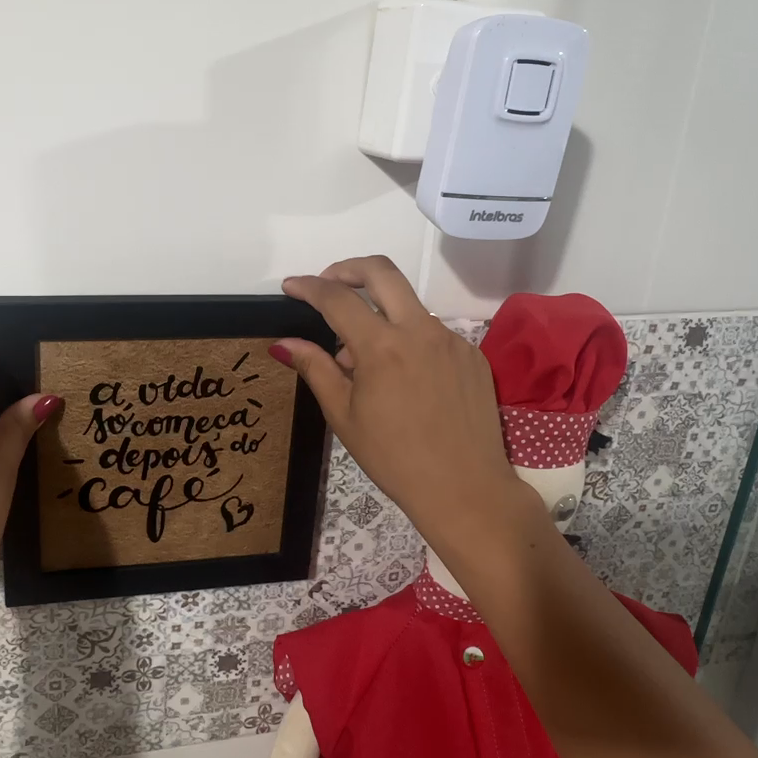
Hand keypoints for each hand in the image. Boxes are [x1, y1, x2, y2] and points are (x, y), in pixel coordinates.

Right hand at [270, 256, 525, 550]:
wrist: (465, 489)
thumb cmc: (394, 459)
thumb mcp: (344, 416)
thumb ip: (316, 369)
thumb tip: (285, 343)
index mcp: (382, 347)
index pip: (337, 298)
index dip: (309, 286)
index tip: (291, 286)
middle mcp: (420, 331)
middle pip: (381, 271)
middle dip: (347, 268)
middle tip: (327, 284)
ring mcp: (451, 340)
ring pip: (408, 305)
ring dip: (379, 314)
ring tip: (361, 358)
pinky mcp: (471, 354)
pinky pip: (432, 333)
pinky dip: (408, 341)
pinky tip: (402, 379)